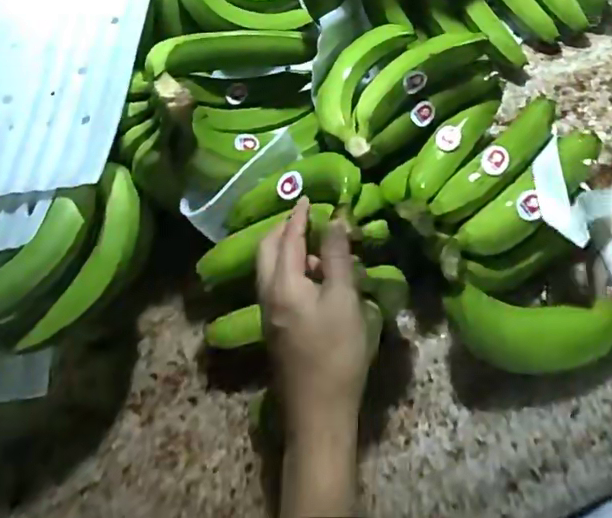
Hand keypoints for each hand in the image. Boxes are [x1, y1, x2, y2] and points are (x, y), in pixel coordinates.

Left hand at [255, 199, 368, 432]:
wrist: (318, 414)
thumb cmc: (336, 354)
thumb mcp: (344, 300)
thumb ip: (336, 257)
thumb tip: (334, 220)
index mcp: (282, 282)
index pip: (288, 236)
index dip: (299, 215)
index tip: (308, 197)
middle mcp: (267, 292)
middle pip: (268, 248)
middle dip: (286, 229)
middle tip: (308, 219)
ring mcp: (267, 312)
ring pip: (270, 267)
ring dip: (289, 250)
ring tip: (320, 252)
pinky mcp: (274, 328)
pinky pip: (276, 284)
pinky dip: (290, 270)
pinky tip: (315, 281)